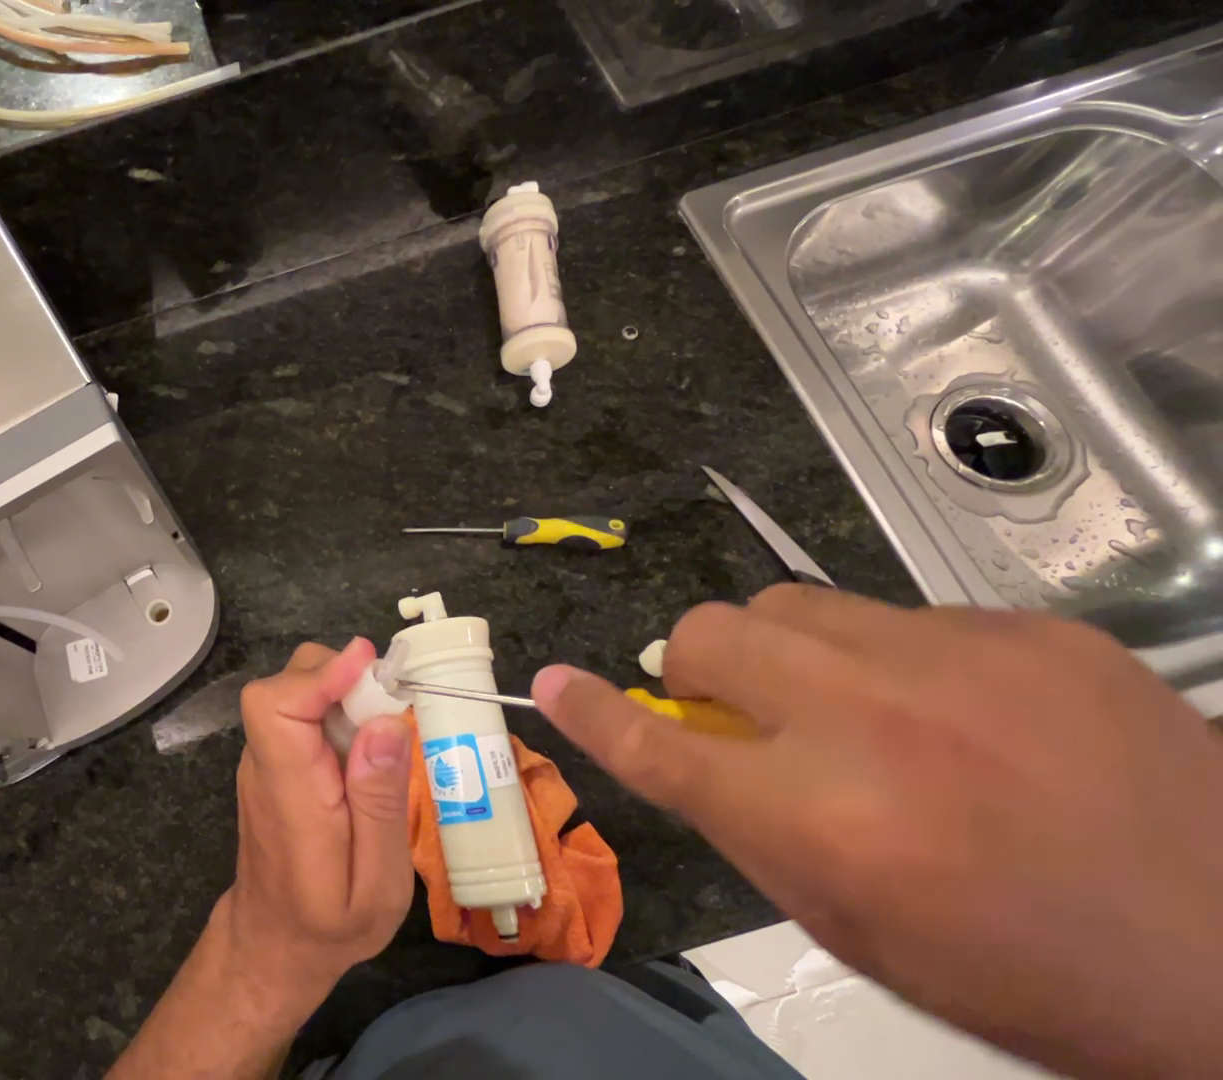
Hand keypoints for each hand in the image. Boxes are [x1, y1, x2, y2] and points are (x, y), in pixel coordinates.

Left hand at [223, 639, 415, 1008]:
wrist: (274, 944)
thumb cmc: (329, 923)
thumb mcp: (377, 883)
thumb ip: (381, 803)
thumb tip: (387, 722)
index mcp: (288, 790)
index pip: (274, 706)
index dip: (320, 676)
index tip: (370, 665)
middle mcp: (266, 763)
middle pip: (285, 685)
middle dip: (340, 675)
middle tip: (393, 701)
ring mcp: (266, 760)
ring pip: (295, 693)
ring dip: (343, 692)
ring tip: (387, 727)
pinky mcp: (278, 764)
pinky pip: (303, 716)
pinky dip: (338, 712)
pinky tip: (368, 748)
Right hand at [532, 586, 1222, 1079]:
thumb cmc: (1015, 968)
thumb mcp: (848, 919)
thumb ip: (746, 821)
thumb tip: (678, 744)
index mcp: (820, 820)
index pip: (658, 746)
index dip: (591, 713)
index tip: (551, 682)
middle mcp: (869, 721)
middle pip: (711, 633)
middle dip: (701, 669)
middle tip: (741, 711)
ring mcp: (956, 659)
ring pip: (793, 603)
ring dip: (786, 652)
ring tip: (849, 704)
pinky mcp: (1030, 630)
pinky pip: (900, 615)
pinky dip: (892, 658)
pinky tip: (962, 713)